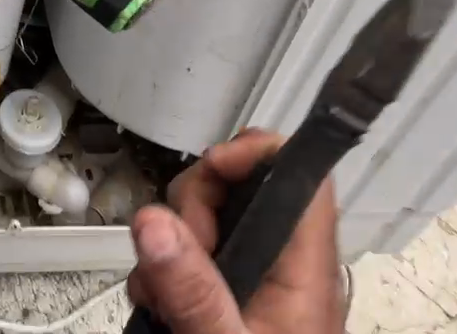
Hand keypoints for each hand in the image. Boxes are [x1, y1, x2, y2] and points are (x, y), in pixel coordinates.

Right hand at [128, 130, 343, 333]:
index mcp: (303, 274)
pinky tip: (158, 304)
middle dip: (195, 206)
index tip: (210, 173)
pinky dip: (165, 266)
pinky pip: (191, 252)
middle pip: (241, 186)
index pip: (301, 178)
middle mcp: (282, 268)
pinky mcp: (229, 297)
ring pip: (209, 217)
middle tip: (178, 253)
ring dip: (172, 242)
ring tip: (161, 294)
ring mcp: (254, 282)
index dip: (255, 153)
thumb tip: (153, 218)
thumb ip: (192, 293)